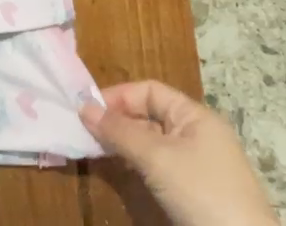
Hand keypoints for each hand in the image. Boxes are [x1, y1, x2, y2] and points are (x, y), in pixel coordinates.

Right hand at [82, 80, 276, 225]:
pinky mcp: (194, 191)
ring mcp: (198, 165)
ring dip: (125, 143)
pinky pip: (159, 166)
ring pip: (152, 142)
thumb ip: (119, 131)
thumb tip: (83, 108)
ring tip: (95, 149)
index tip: (87, 110)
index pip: (150, 91)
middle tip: (85, 131)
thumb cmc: (202, 193)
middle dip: (117, 120)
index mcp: (195, 117)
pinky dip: (137, 163)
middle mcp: (198, 135)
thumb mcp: (157, 158)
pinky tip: (120, 170)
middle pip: (149, 115)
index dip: (118, 96)